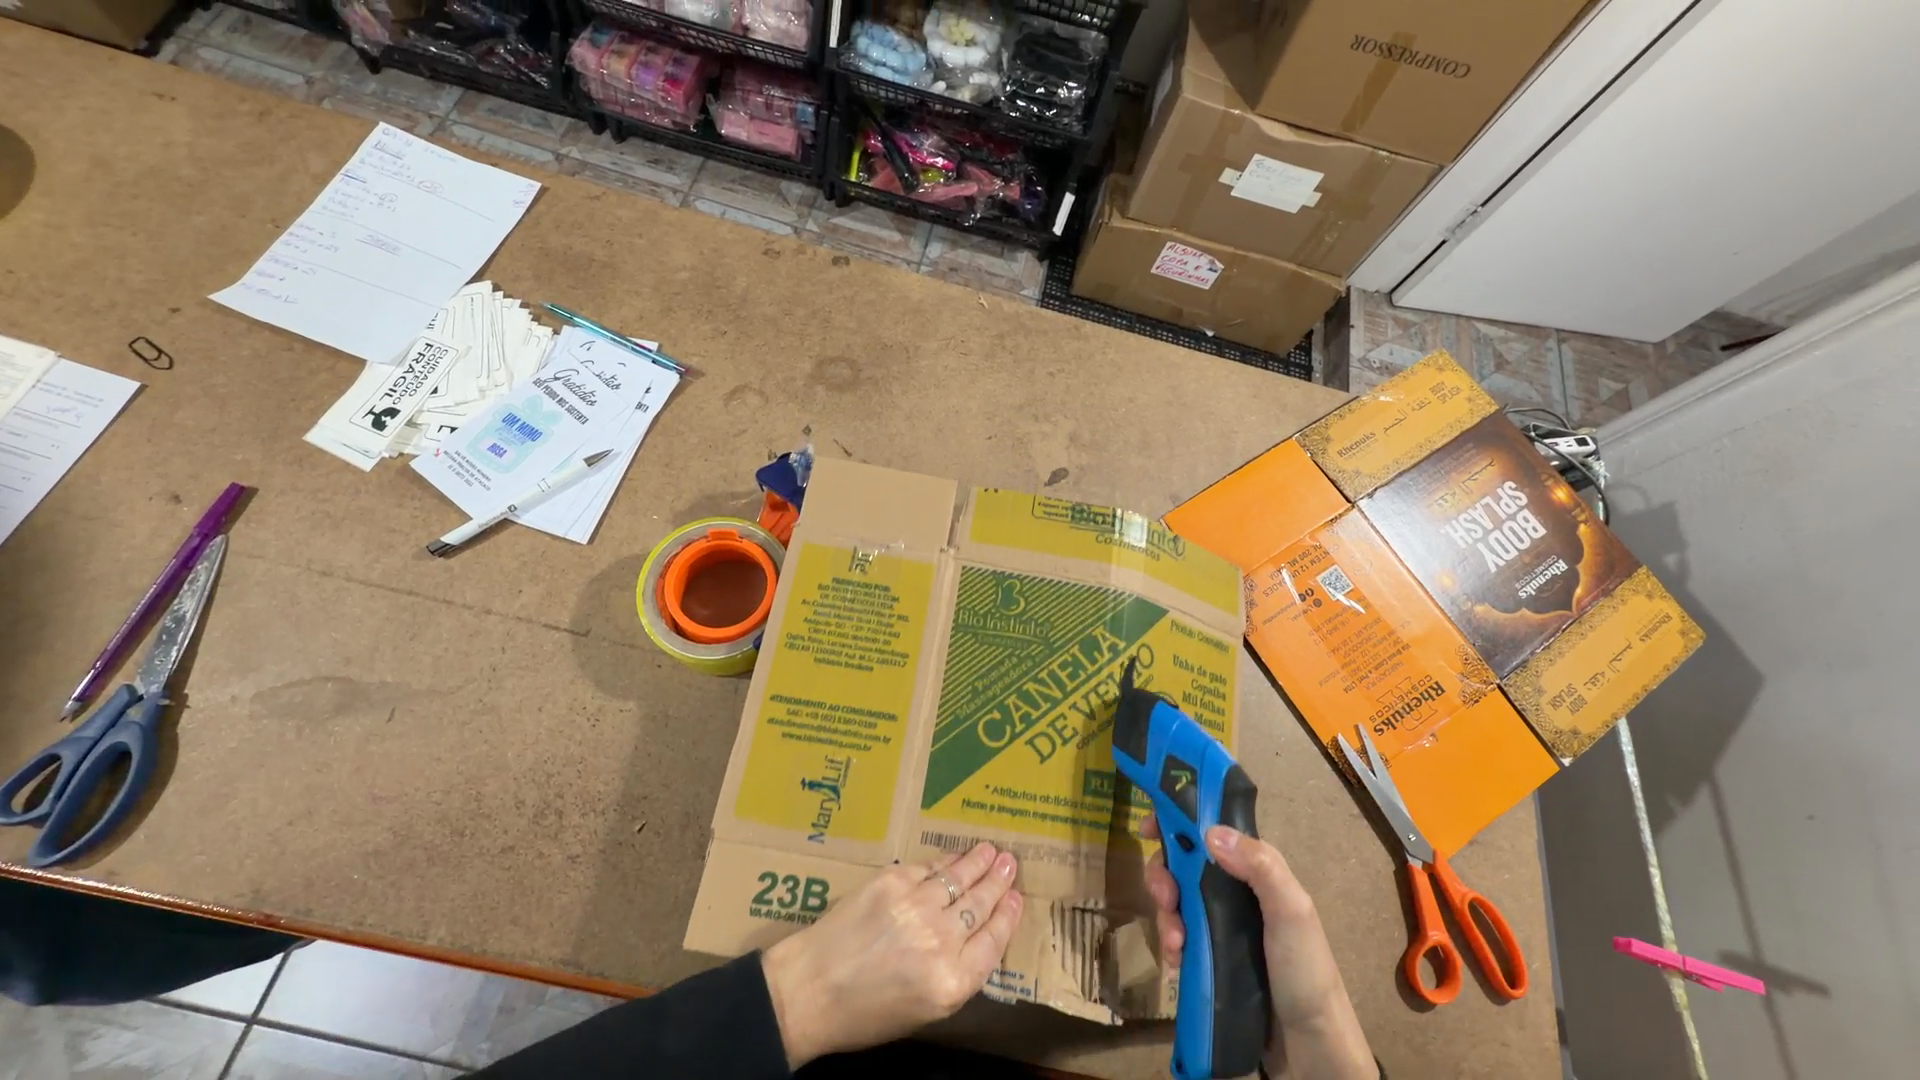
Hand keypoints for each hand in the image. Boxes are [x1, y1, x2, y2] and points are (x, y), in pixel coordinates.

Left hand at [760, 841, 1024, 1068]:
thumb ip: (958, 974)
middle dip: (999, 882)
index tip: (1018, 898)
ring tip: (991, 852)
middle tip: (1010, 864)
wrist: (811, 989)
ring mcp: (916, 906)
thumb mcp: (926, 1011)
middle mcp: (941, 941)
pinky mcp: (892, 881)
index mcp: (952, 982)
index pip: (994, 941)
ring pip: (958, 879)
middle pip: (980, 904)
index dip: (1008, 916)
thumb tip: (979, 935)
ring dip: (977, 863)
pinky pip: (929, 868)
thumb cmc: (867, 1013)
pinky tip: (954, 857)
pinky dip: (945, 862)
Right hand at [1142, 817, 1374, 1079]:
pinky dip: (1169, 944)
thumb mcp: (1292, 912)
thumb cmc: (1305, 971)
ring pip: (1176, 901)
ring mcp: (1219, 924)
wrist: (1309, 1047)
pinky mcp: (1208, 955)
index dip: (1177, 822)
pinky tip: (1175, 962)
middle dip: (1164, 876)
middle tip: (1164, 897)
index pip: (1211, 830)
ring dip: (1165, 916)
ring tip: (1174, 943)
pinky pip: (1177, 936)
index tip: (1148, 828)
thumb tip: (1209, 831)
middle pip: (1183, 864)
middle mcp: (1235, 891)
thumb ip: (1259, 866)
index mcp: (1256, 870)